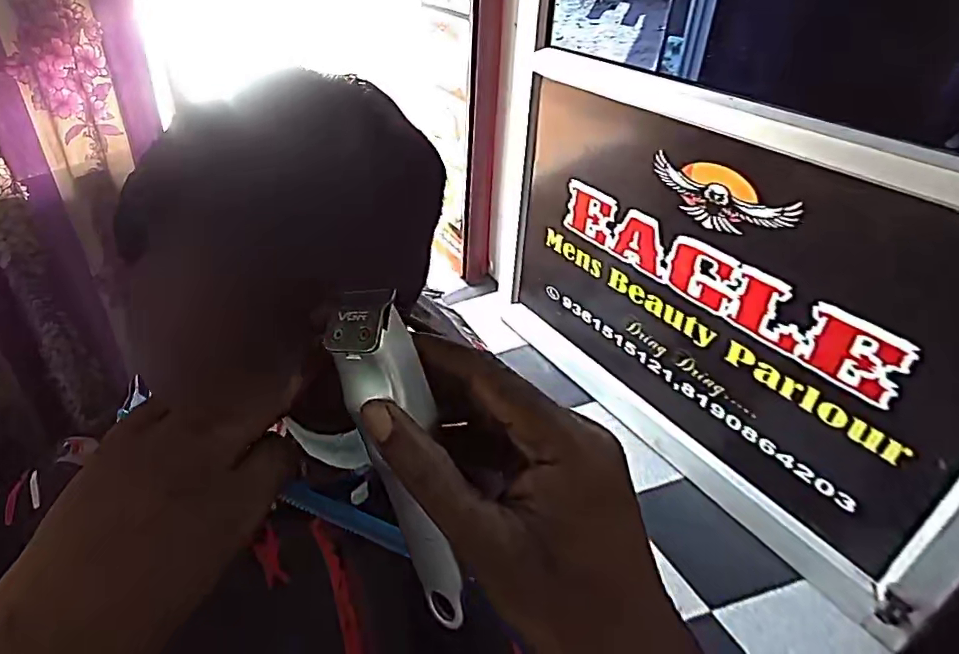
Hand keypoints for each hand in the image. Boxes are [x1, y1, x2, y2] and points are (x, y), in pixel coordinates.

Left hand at [0, 379, 301, 653]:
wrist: (64, 606)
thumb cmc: (146, 605)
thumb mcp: (214, 558)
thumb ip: (238, 507)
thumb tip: (251, 479)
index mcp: (234, 502)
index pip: (280, 451)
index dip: (285, 449)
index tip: (283, 449)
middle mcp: (203, 454)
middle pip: (253, 401)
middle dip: (270, 395)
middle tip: (275, 394)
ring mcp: (159, 432)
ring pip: (210, 389)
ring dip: (227, 392)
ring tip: (232, 395)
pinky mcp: (123, 426)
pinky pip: (165, 398)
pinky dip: (181, 401)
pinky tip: (181, 411)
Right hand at [360, 335, 694, 653]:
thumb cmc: (576, 614)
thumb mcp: (482, 539)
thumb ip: (425, 472)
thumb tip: (381, 419)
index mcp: (570, 444)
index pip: (488, 372)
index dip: (434, 353)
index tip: (393, 343)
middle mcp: (578, 438)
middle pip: (490, 388)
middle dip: (434, 386)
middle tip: (386, 384)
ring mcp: (574, 453)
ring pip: (494, 412)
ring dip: (448, 416)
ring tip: (403, 424)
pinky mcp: (564, 469)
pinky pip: (504, 436)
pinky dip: (466, 441)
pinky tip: (436, 456)